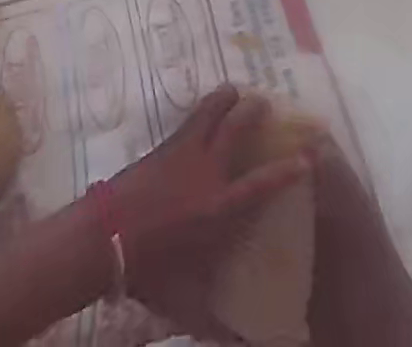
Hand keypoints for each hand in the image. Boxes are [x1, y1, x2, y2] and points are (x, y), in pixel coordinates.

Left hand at [106, 87, 311, 337]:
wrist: (104, 235)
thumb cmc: (148, 266)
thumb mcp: (184, 298)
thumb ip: (215, 322)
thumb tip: (242, 345)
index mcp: (218, 207)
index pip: (261, 184)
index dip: (286, 170)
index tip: (307, 157)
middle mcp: (206, 171)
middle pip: (236, 128)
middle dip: (254, 112)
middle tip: (266, 102)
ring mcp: (183, 152)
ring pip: (209, 112)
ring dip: (225, 98)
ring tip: (235, 89)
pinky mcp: (163, 146)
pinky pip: (189, 120)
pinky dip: (202, 110)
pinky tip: (205, 107)